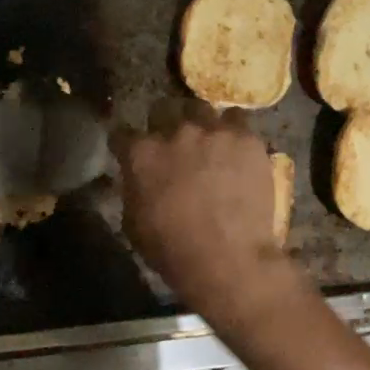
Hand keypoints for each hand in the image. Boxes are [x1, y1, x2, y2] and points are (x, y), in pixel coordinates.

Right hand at [117, 101, 297, 317]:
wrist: (227, 259)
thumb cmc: (172, 251)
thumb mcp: (134, 225)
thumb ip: (132, 191)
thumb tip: (136, 180)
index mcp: (140, 154)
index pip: (122, 133)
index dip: (125, 144)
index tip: (129, 152)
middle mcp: (175, 131)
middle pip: (164, 109)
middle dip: (164, 124)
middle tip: (173, 146)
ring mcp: (214, 131)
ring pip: (203, 109)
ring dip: (200, 124)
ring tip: (208, 143)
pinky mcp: (247, 138)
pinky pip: (238, 122)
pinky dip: (233, 134)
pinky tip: (235, 153)